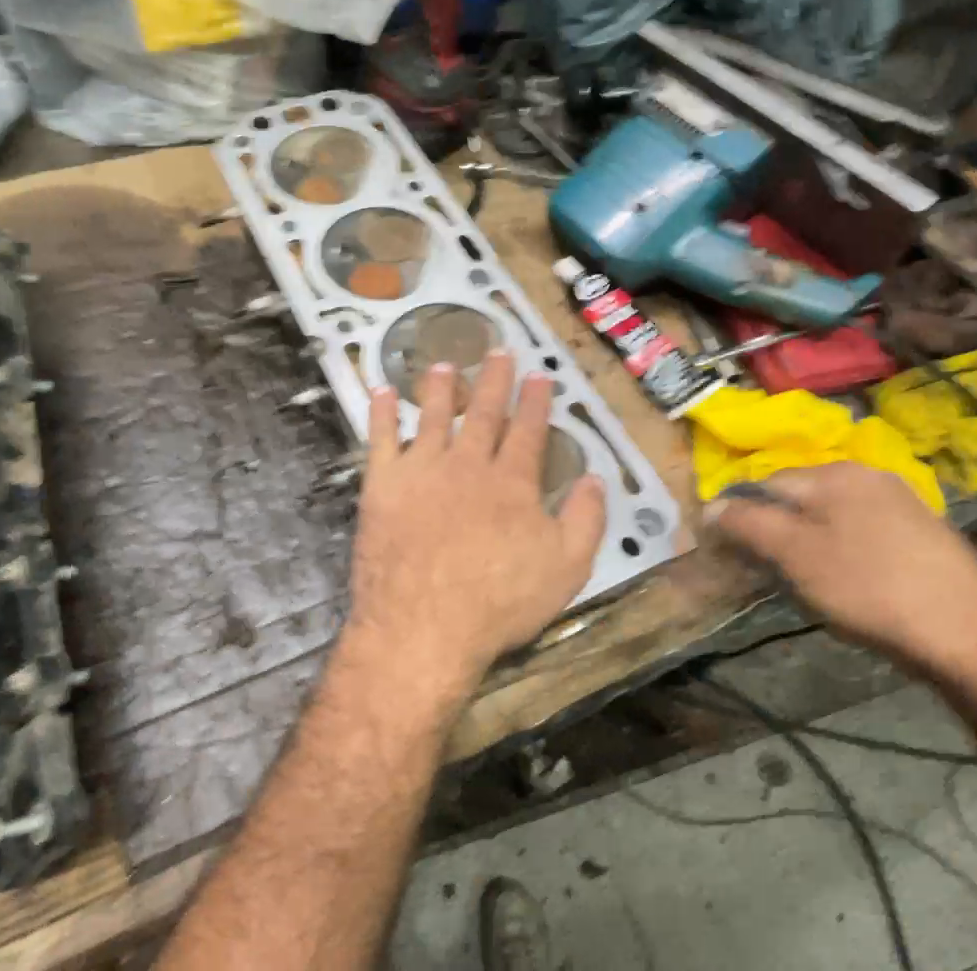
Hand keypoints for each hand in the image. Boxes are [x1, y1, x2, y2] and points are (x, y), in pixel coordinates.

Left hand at [345, 352, 606, 693]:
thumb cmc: (500, 603)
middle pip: (483, 414)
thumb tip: (596, 478)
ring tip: (445, 365)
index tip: (540, 375)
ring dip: (441, 389)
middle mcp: (467, 465)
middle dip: (494, 381)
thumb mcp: (566, 569)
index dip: (535, 402)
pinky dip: (382, 412)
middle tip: (498, 351)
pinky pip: (380, 438)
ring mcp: (421, 471)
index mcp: (512, 482)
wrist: (424, 624)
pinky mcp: (381, 486)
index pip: (528, 431)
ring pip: (434, 417)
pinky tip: (382, 391)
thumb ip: (585, 520)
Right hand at [706, 463, 976, 674]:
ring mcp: (899, 502)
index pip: (764, 484)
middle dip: (774, 529)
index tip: (731, 556)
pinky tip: (846, 582)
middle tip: (767, 574)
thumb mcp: (796, 556)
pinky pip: (859, 530)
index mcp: (835, 474)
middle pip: (798, 497)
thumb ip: (749, 524)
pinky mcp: (921, 531)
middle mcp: (867, 475)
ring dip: (805, 541)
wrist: (968, 635)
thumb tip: (710, 505)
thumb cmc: (869, 591)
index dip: (740, 517)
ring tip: (803, 581)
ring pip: (829, 515)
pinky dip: (839, 549)